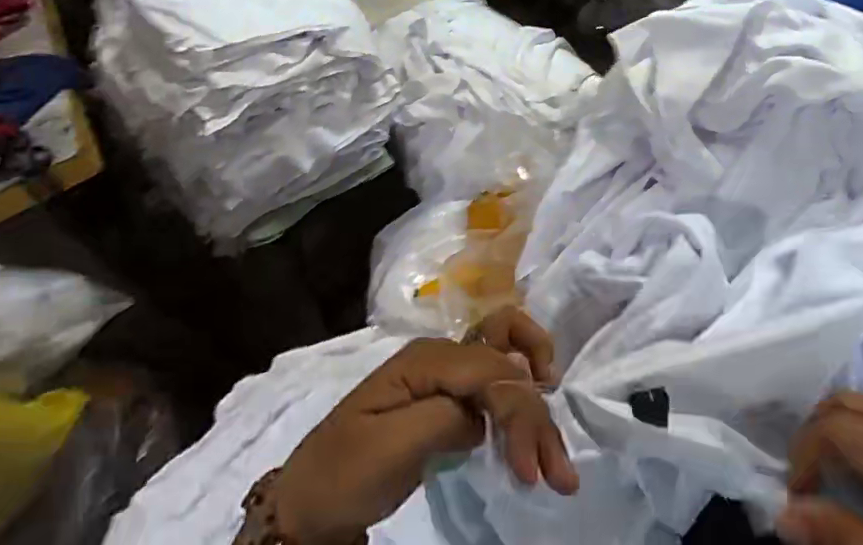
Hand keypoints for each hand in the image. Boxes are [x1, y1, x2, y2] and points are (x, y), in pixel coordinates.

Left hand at [272, 309, 577, 544]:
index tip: (529, 467)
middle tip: (555, 467)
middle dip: (537, 413)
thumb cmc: (342, 475)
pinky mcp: (453, 400)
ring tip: (558, 461)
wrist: (305, 506)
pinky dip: (524, 408)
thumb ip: (449, 417)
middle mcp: (446, 355)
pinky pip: (500, 390)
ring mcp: (451, 375)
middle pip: (509, 365)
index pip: (492, 370)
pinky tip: (538, 429)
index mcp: (428, 358)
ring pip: (512, 370)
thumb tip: (489, 414)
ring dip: (539, 411)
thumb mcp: (390, 447)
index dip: (518, 412)